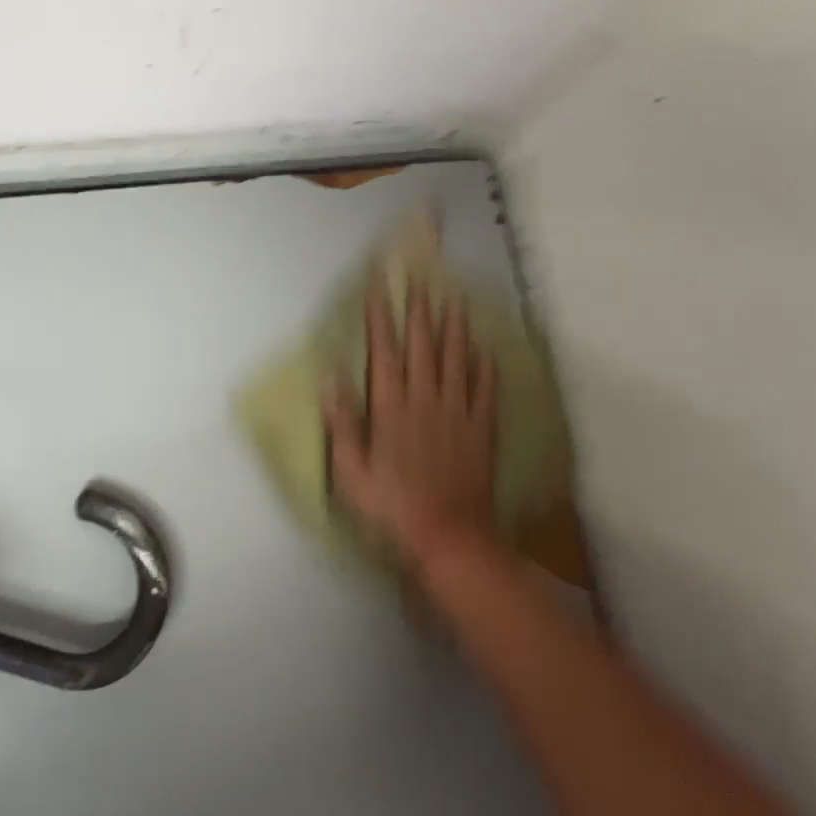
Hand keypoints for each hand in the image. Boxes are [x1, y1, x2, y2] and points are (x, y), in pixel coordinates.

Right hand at [323, 275, 500, 568]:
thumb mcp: (351, 471)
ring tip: (455, 300)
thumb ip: (342, 423)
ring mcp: (458, 412)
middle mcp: (426, 400)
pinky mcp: (482, 428)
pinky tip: (485, 349)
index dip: (381, 318)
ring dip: (455, 328)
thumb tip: (330, 379)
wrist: (449, 534)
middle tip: (421, 280)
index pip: (384, 352)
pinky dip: (485, 365)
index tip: (379, 289)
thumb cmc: (391, 506)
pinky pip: (485, 388)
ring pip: (457, 359)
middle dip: (420, 311)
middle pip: (423, 347)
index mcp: (390, 409)